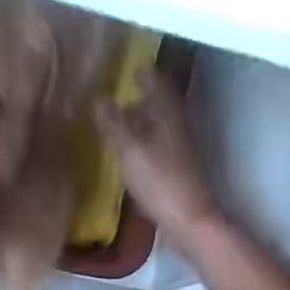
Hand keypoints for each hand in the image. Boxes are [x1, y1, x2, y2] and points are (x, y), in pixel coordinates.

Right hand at [94, 69, 220, 232]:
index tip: (124, 67)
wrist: (189, 222)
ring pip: (159, 125)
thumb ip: (114, 123)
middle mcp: (178, 125)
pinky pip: (158, 146)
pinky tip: (129, 153)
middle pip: (159, 102)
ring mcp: (180, 149)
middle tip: (115, 93)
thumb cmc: (160, 183)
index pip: (155, 80)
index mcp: (168, 113)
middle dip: (139, 95)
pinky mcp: (178, 170)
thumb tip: (100, 98)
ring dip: (140, 121)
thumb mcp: (129, 150)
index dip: (141, 72)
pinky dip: (143, 142)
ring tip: (116, 122)